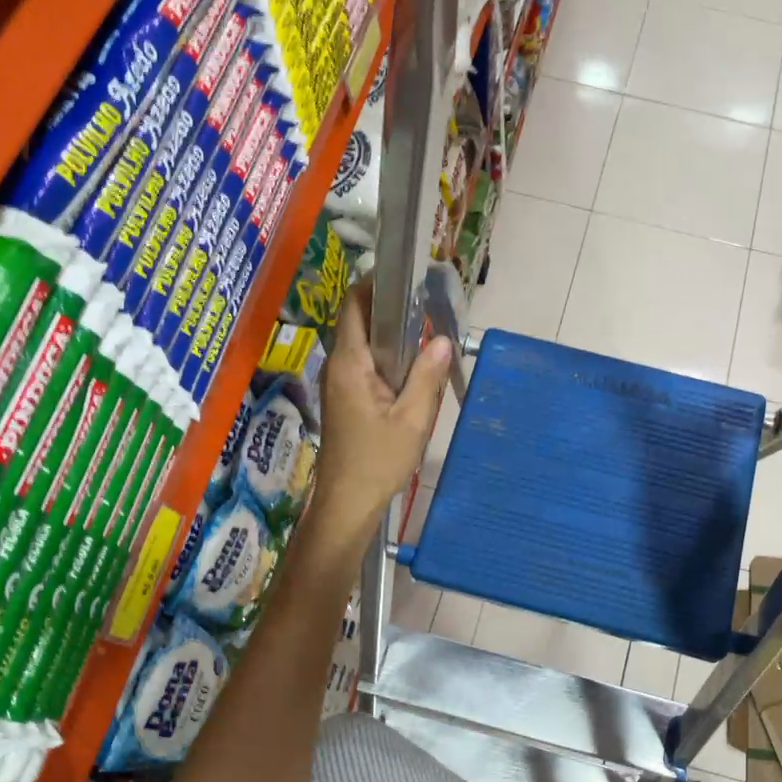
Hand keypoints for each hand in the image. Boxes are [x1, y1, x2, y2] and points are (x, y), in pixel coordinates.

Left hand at [311, 286, 452, 538]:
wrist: (348, 502)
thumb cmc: (378, 461)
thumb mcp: (413, 419)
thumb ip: (427, 376)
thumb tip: (444, 340)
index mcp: (350, 364)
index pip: (354, 305)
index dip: (375, 284)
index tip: (407, 279)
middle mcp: (338, 366)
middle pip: (359, 321)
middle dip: (389, 309)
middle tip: (428, 308)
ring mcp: (338, 383)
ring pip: (363, 345)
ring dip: (390, 336)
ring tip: (426, 334)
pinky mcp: (344, 399)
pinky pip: (364, 365)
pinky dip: (386, 358)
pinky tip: (412, 371)